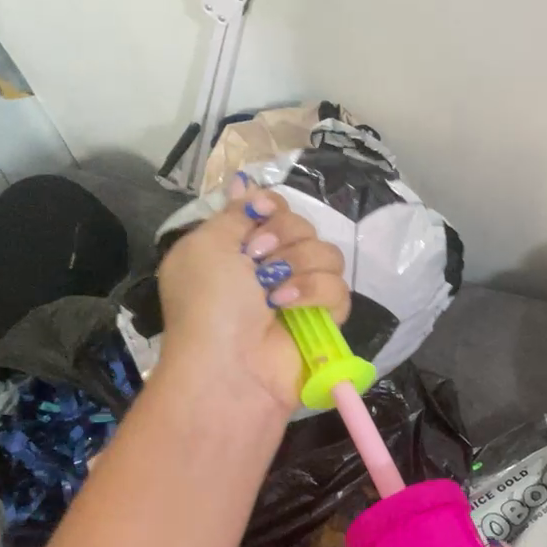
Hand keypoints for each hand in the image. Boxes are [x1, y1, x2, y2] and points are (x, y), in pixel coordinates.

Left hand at [156, 175, 350, 412]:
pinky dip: (314, 293)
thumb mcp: (207, 245)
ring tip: (274, 293)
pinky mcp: (325, 317)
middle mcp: (271, 265)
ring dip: (299, 266)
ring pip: (328, 253)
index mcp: (237, 246)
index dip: (273, 207)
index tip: (260, 214)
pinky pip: (339, 287)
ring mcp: (301, 292)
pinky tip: (288, 306)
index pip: (275, 208)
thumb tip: (247, 182)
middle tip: (259, 261)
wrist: (230, 363)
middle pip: (304, 225)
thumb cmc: (209, 303)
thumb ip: (235, 213)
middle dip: (284, 238)